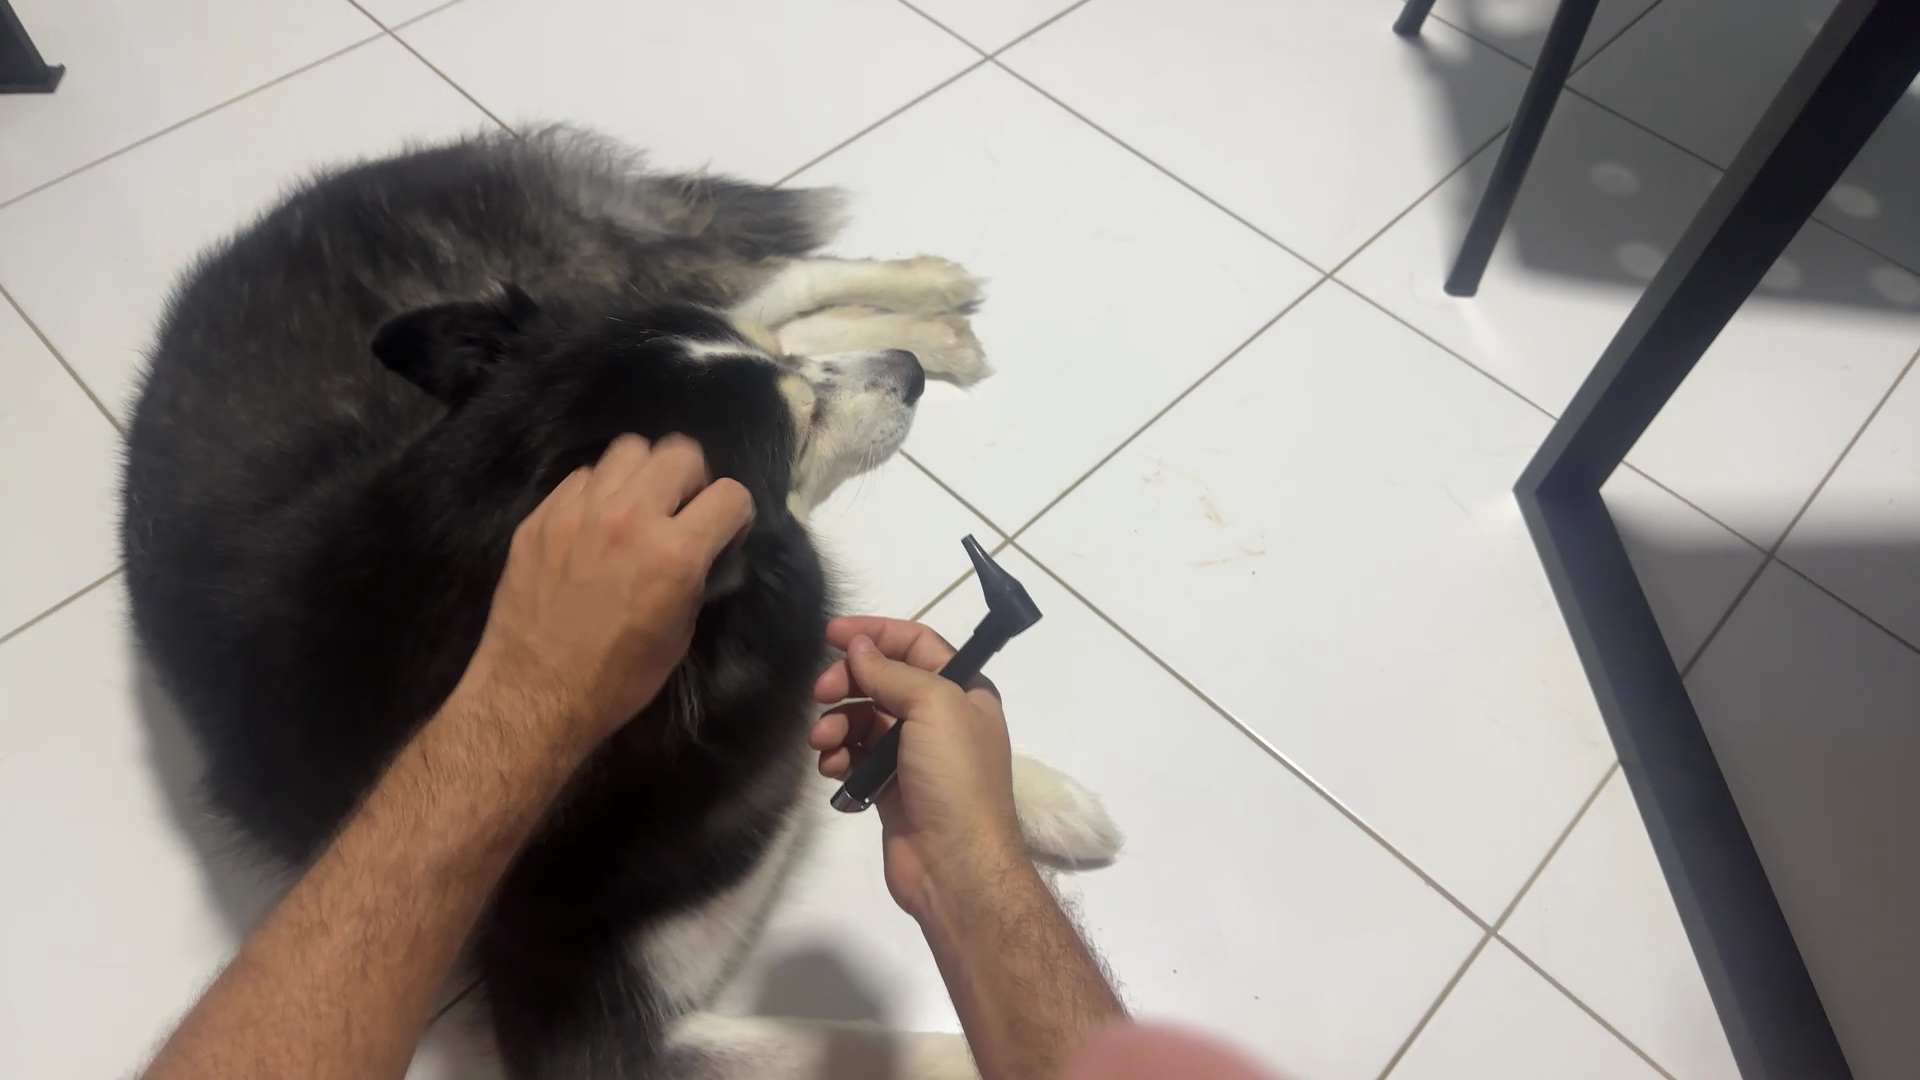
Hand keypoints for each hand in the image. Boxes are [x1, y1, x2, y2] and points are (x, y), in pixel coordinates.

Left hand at [463, 434, 753, 758]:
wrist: (535, 694)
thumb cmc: (622, 675)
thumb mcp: (683, 628)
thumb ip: (699, 572)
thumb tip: (707, 545)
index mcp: (676, 553)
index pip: (731, 494)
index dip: (738, 514)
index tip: (726, 533)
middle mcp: (630, 518)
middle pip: (680, 452)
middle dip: (694, 479)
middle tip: (683, 511)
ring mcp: (579, 511)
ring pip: (630, 449)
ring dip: (645, 475)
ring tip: (639, 507)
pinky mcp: (541, 516)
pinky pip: (583, 476)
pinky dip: (600, 491)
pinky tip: (596, 524)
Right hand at [811, 617, 1023, 920]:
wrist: (956, 866)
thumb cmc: (955, 776)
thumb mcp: (934, 706)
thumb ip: (893, 672)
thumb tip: (859, 647)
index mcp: (962, 689)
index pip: (916, 642)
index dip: (876, 632)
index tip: (832, 633)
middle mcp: (939, 715)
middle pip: (883, 678)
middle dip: (848, 681)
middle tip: (820, 692)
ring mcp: (913, 752)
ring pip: (864, 717)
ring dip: (837, 722)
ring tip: (824, 741)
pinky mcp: (889, 784)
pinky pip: (856, 754)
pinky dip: (839, 754)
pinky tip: (831, 766)